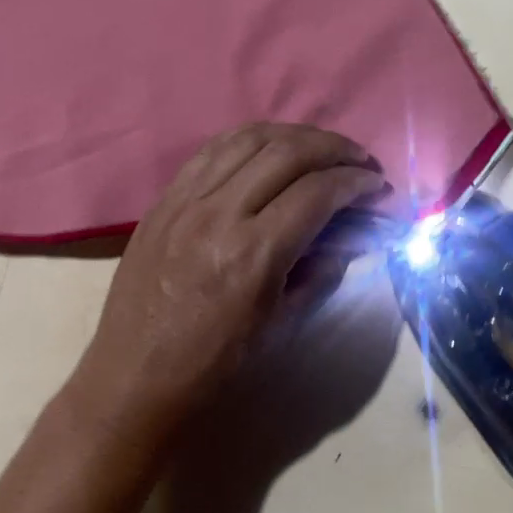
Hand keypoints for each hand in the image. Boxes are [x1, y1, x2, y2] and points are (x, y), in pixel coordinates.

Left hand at [71, 122, 392, 426]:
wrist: (134, 377)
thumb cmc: (214, 364)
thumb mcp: (281, 325)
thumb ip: (321, 271)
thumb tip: (352, 234)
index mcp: (253, 254)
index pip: (317, 193)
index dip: (356, 182)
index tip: (378, 186)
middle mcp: (219, 214)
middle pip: (287, 153)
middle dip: (334, 149)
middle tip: (360, 161)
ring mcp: (186, 200)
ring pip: (248, 138)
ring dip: (294, 135)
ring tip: (321, 148)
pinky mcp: (164, 198)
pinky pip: (212, 150)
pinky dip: (250, 139)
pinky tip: (270, 148)